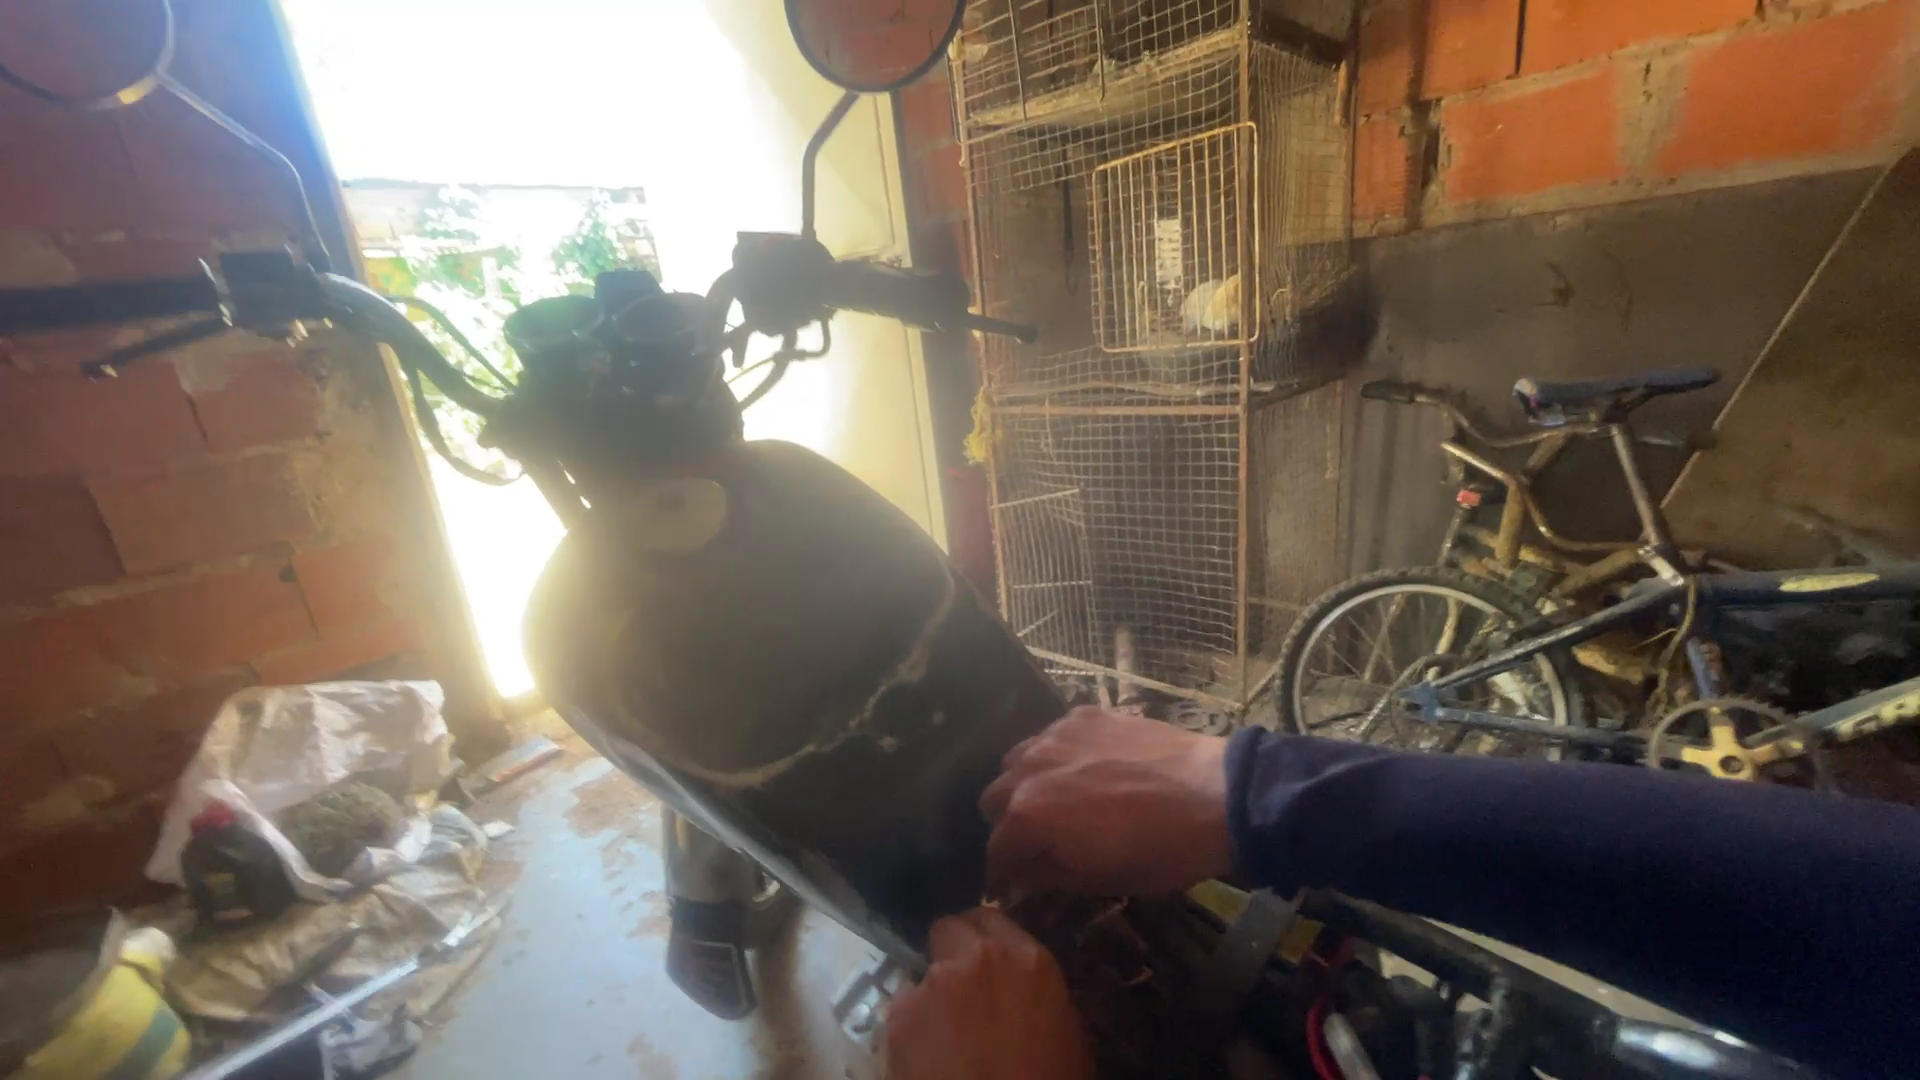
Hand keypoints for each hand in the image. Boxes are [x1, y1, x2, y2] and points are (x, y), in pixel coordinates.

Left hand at [884, 908, 1091, 1079]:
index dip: (982, 938)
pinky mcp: (899, 1016)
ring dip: (931, 996)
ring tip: (941, 1036)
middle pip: (950, 927)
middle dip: (951, 951)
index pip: (990, 916)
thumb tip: (1022, 982)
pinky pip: (901, 1011)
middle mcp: (976, 958)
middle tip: (957, 988)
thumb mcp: (1068, 1033)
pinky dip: (909, 1031)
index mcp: (1026, 959)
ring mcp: (933, 983)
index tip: (980, 958)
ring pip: (923, 973)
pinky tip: (924, 1059)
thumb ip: (1039, 991)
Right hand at [980, 706, 1231, 894]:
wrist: (1213, 794)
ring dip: (1029, 781)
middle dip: (1008, 820)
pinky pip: (1053, 735)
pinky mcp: (1082, 714)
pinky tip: (1092, 765)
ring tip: (1063, 795)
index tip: (1021, 879)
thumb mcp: (1099, 880)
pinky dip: (1060, 753)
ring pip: (1018, 759)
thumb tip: (1019, 877)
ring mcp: (1054, 734)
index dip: (1005, 870)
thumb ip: (1046, 874)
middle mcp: (1028, 768)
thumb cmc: (1158, 850)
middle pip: (992, 797)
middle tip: (1042, 835)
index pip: (994, 849)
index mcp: (1027, 816)